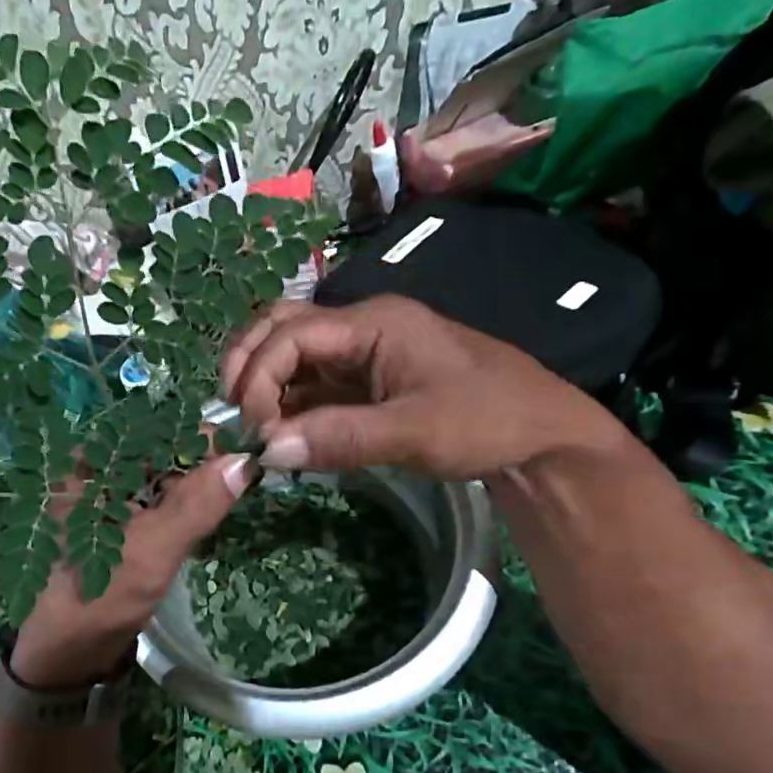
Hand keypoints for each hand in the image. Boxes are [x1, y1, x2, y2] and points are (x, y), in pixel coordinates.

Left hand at [11, 453, 255, 687]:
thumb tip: (244, 462)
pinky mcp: (113, 520)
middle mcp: (93, 471)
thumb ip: (196, 505)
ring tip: (233, 488)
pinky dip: (182, 501)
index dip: (200, 438)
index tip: (244, 452)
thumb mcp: (152, 550)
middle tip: (244, 475)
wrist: (62, 656)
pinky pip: (154, 497)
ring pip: (160, 474)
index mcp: (88, 466)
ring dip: (196, 482)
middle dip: (202, 460)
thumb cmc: (97, 598)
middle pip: (158, 450)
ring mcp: (102, 496)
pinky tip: (205, 510)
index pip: (153, 433)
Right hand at [221, 296, 636, 479]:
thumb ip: (338, 438)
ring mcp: (366, 353)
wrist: (540, 438)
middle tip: (232, 410)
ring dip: (267, 386)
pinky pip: (317, 384)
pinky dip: (292, 405)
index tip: (254, 426)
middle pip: (284, 327)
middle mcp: (363, 327)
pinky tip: (284, 432)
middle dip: (249, 364)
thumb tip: (267, 450)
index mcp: (373, 322)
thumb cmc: (485, 421)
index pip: (292, 333)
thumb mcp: (413, 431)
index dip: (258, 374)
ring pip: (296, 355)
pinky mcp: (370, 381)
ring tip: (254, 425)